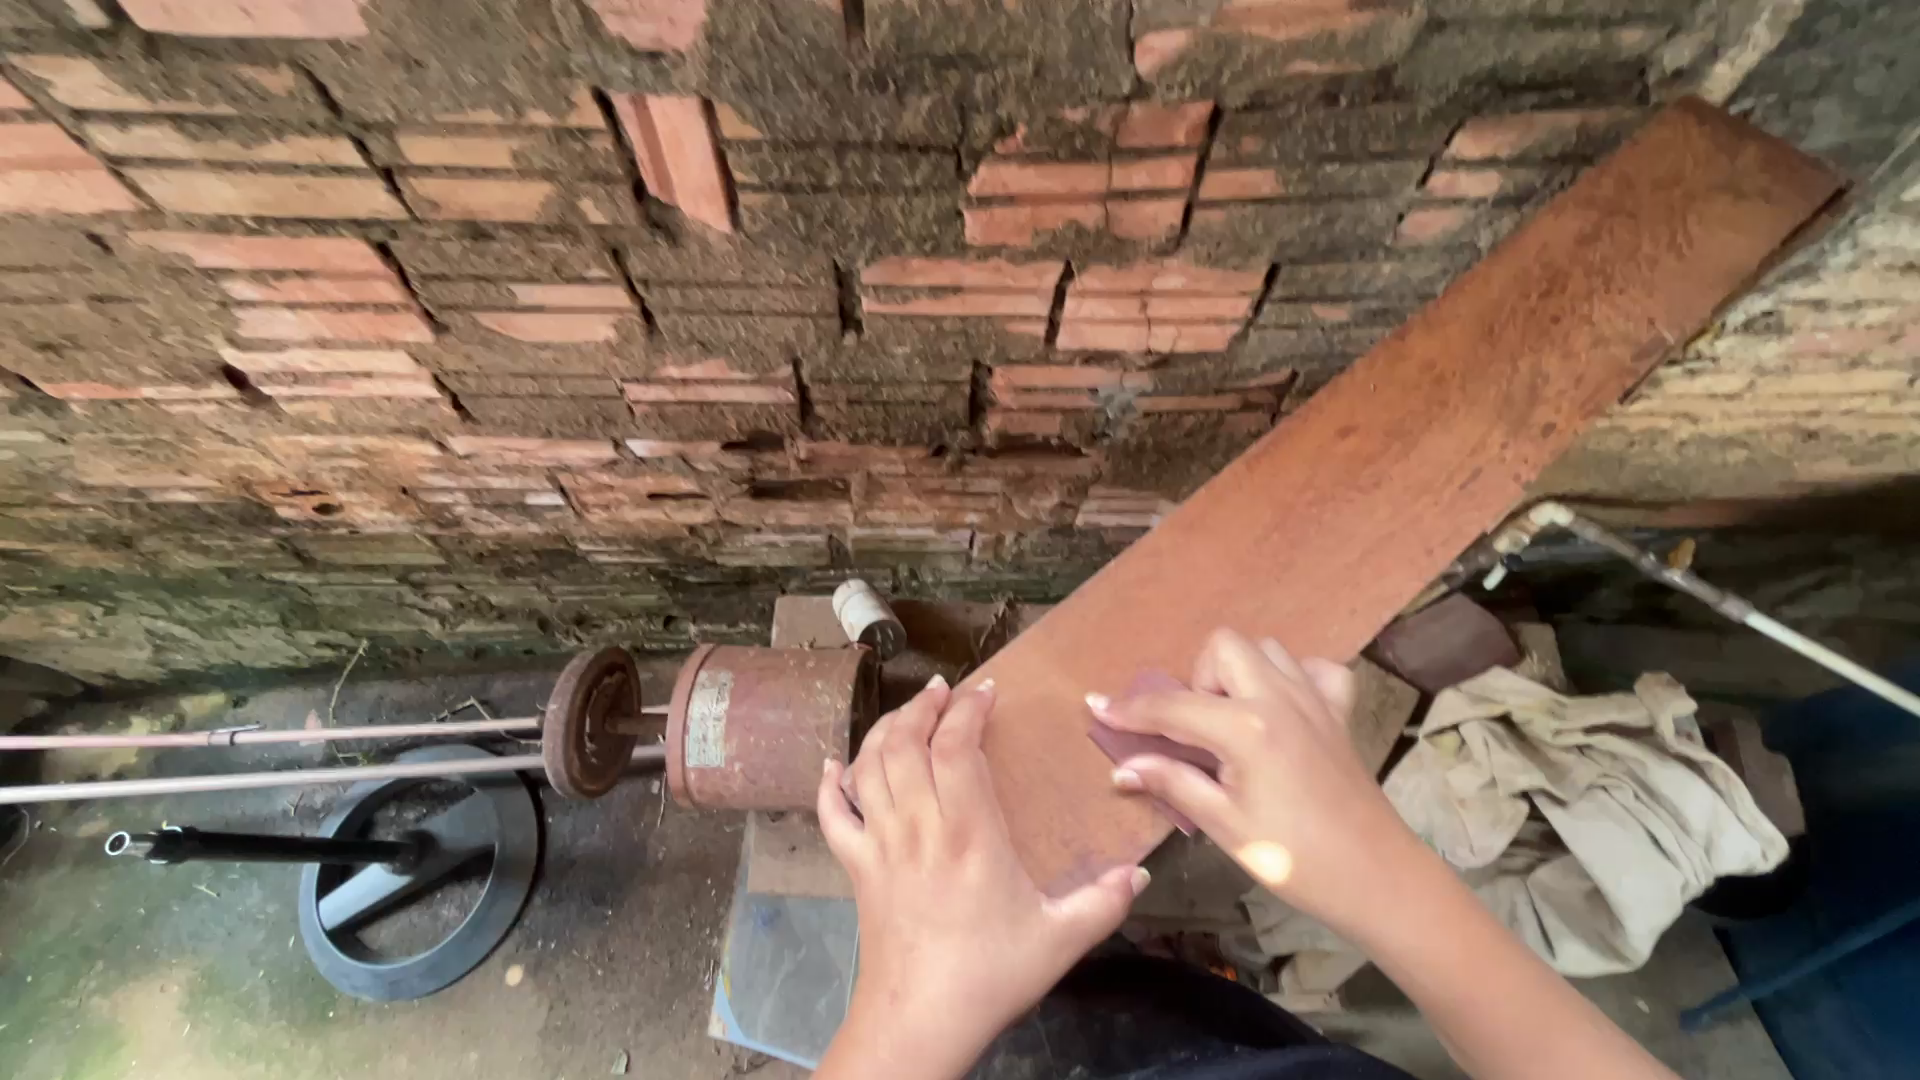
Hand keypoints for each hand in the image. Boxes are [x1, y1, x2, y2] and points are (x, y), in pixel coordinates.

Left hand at [814, 675, 1149, 1079]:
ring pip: (870, 765)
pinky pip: (832, 815)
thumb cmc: (989, 975)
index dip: (969, 710)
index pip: (958, 746)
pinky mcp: (855, 866)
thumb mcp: (1060, 940)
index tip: (986, 692)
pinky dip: (829, 785)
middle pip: (907, 742)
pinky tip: (833, 766)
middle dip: (923, 706)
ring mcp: (879, 842)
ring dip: (884, 729)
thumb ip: (1104, 902)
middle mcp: (918, 824)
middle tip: (942, 690)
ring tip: (906, 713)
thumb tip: (1142, 873)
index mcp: (968, 831)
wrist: (918, 1023)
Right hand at [1089, 629, 1425, 941]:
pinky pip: (1314, 668)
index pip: (1172, 708)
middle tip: (1197, 730)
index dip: (1129, 710)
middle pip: (1222, 647)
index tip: (1098, 707)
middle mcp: (1279, 697)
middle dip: (1196, 680)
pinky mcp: (1339, 711)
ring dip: (1238, 674)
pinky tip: (1281, 710)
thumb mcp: (1224, 825)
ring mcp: (1314, 699)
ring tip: (1233, 721)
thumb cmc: (1295, 859)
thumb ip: (1172, 783)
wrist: (1379, 880)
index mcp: (1246, 727)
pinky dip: (1291, 677)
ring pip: (1265, 649)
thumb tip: (1121, 768)